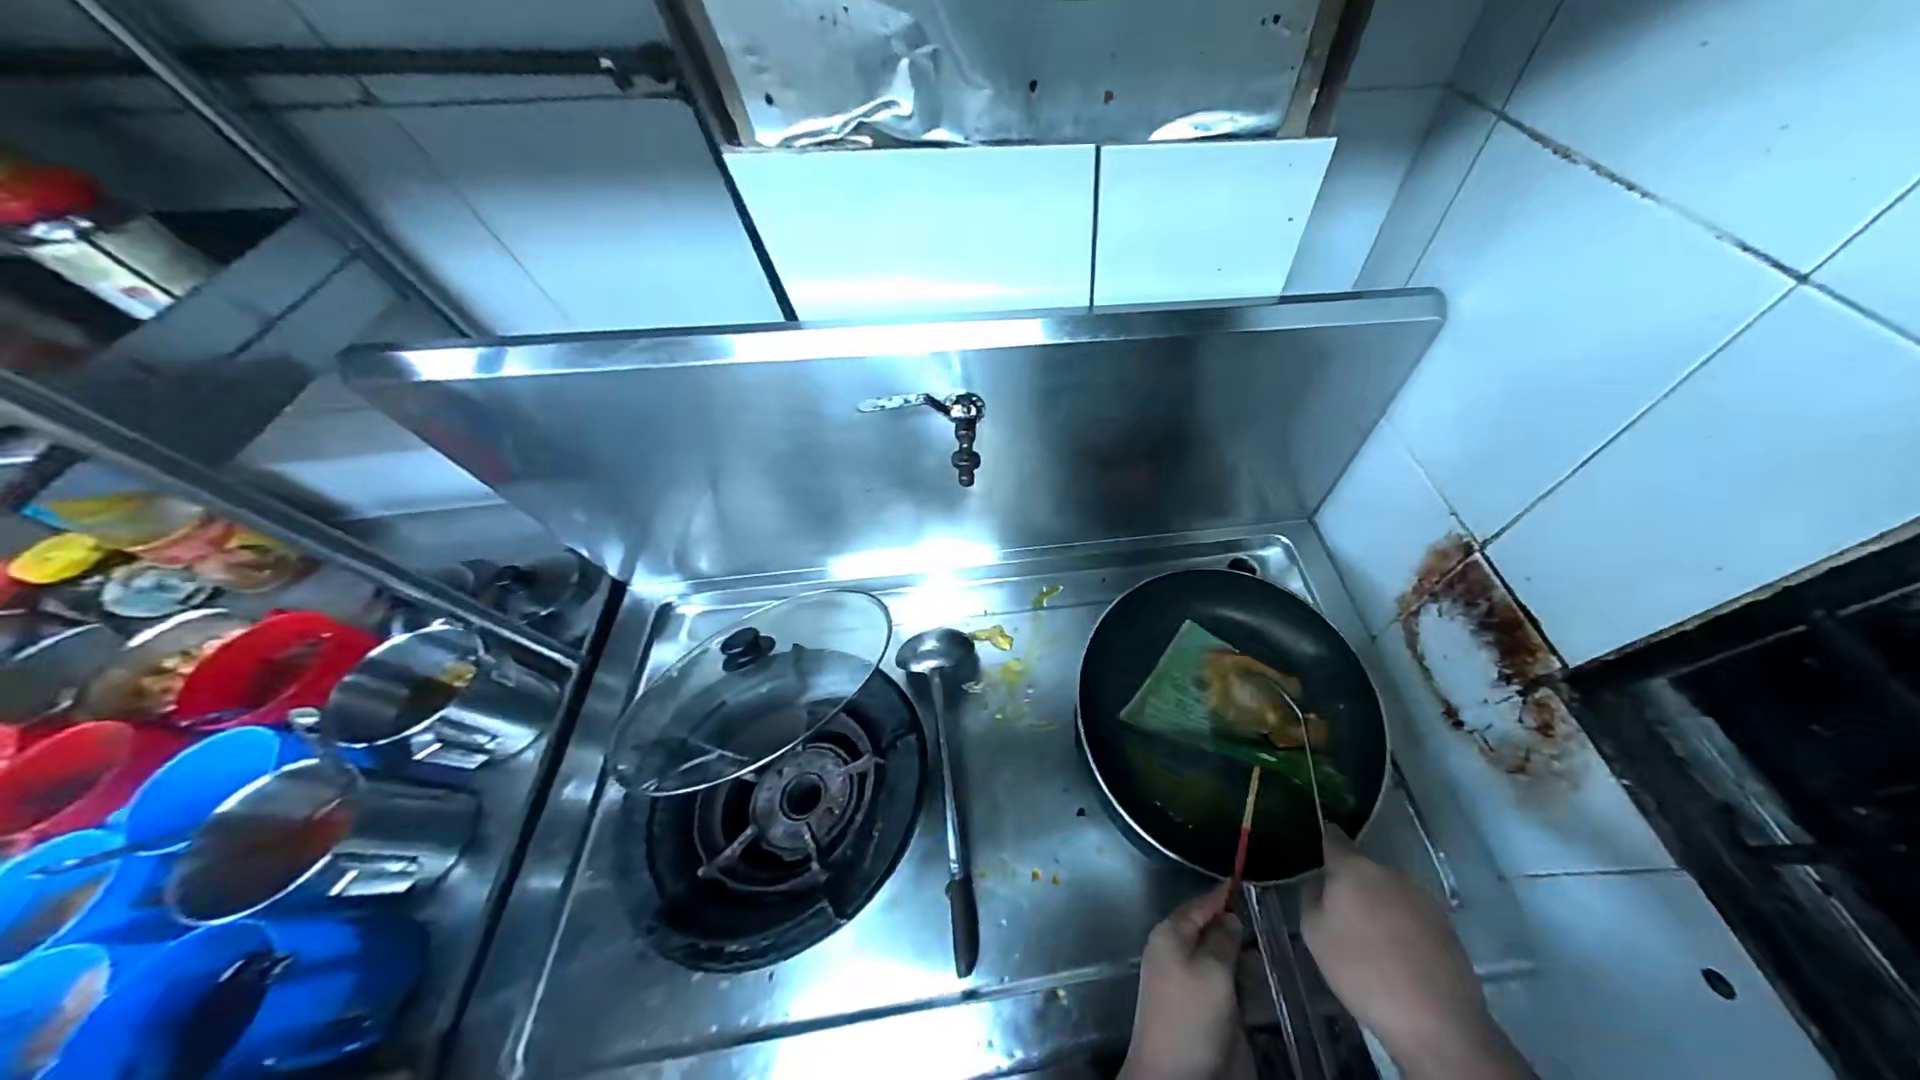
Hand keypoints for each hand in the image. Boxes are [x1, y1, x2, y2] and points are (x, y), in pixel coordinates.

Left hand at [1119, 884, 1254, 1079]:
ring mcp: (1192, 981)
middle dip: (1237, 923)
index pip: (1200, 904)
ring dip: (1244, 950)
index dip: (1224, 894)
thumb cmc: (1191, 1016)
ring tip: (1275, 940)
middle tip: (1271, 914)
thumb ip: (1222, 939)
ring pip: (1222, 955)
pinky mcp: (1207, 1008)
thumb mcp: (1211, 971)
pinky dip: (1244, 976)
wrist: (1177, 1078)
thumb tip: (1230, 916)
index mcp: (1170, 934)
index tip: (1249, 881)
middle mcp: (1178, 952)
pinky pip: (1227, 981)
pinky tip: (1265, 974)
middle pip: (1211, 928)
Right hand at [1302, 828, 1534, 1079]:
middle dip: (1351, 884)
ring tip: (1370, 940)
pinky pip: (1411, 915)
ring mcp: (1423, 898)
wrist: (1438, 1020)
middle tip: (1340, 913)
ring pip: (1389, 892)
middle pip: (1363, 869)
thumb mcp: (1314, 934)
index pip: (1334, 839)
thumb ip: (1312, 898)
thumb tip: (1321, 884)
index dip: (1324, 841)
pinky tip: (1397, 956)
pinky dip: (1401, 926)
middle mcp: (1390, 873)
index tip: (1317, 850)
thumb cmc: (1362, 970)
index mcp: (1354, 868)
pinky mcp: (1447, 926)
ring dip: (1378, 906)